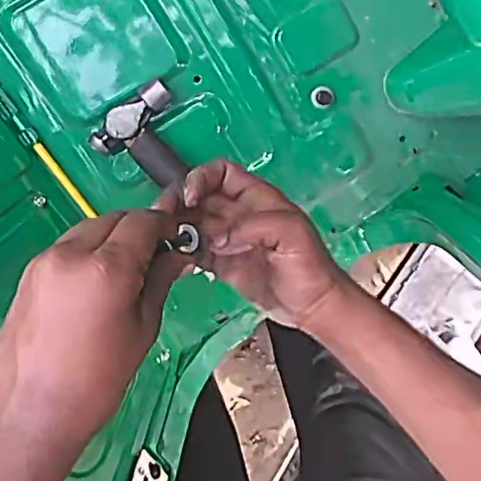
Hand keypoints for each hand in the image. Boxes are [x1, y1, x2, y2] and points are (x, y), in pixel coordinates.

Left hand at [0, 210, 187, 458]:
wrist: (29, 413)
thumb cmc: (96, 382)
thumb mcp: (142, 330)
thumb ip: (160, 282)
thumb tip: (176, 255)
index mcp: (105, 268)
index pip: (143, 222)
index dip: (165, 225)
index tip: (177, 239)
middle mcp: (72, 253)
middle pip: (115, 219)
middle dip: (139, 229)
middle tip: (156, 256)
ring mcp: (45, 260)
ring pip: (90, 228)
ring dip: (113, 237)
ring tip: (127, 270)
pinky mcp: (29, 273)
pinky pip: (68, 246)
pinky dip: (89, 250)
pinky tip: (97, 281)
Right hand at [177, 160, 355, 330]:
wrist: (314, 307)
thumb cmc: (311, 265)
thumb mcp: (291, 233)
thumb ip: (255, 226)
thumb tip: (217, 237)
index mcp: (256, 198)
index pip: (221, 173)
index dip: (201, 178)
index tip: (190, 196)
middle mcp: (238, 215)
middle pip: (200, 197)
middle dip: (180, 203)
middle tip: (166, 220)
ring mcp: (228, 240)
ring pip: (192, 224)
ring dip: (177, 229)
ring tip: (167, 240)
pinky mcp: (222, 265)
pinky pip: (194, 252)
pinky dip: (182, 254)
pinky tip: (176, 260)